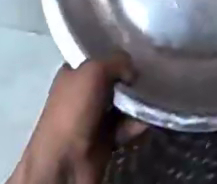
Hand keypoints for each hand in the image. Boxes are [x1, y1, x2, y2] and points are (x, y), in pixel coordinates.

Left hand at [8, 55, 145, 183]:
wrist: (64, 163)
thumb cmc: (74, 109)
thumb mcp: (94, 71)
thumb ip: (117, 62)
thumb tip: (133, 71)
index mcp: (73, 73)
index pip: (98, 57)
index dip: (116, 54)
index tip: (137, 52)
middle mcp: (83, 93)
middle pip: (113, 80)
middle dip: (130, 79)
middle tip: (149, 76)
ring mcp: (94, 118)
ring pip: (122, 103)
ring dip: (137, 101)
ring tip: (152, 98)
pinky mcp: (105, 140)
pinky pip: (125, 126)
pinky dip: (136, 123)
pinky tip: (147, 118)